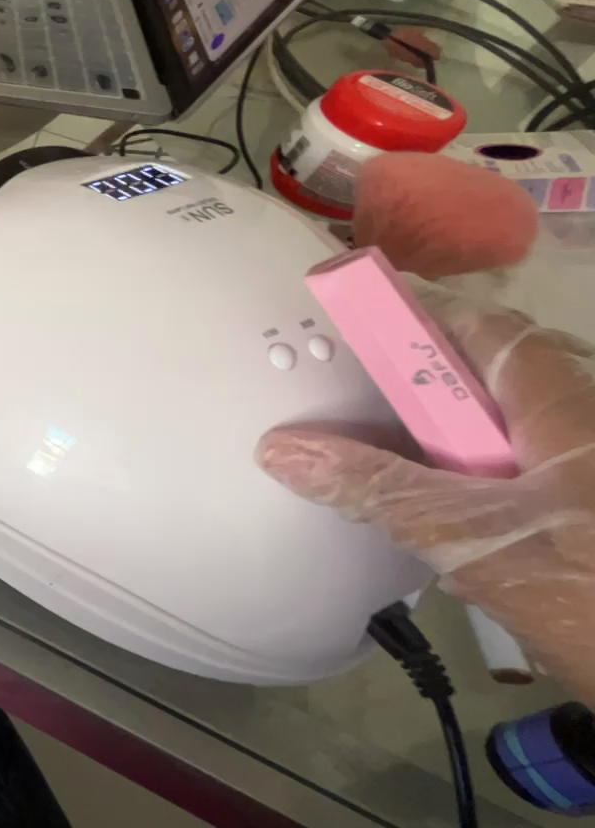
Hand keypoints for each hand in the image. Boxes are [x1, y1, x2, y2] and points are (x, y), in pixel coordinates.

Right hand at [257, 287, 594, 700]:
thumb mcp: (473, 538)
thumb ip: (375, 488)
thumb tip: (279, 449)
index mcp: (570, 416)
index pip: (487, 331)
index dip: (417, 311)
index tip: (347, 306)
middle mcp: (583, 433)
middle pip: (488, 378)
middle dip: (413, 378)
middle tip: (341, 388)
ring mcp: (582, 478)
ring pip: (497, 430)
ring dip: (433, 434)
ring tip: (369, 450)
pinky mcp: (580, 519)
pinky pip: (509, 472)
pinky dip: (456, 475)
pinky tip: (427, 506)